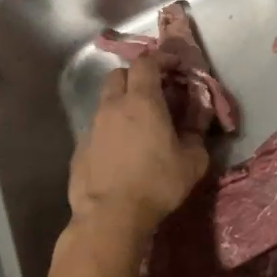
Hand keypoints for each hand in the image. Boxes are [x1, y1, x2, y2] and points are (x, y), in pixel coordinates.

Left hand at [68, 58, 209, 236]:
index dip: (161, 59)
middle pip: (119, 75)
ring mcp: (92, 128)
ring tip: (140, 125)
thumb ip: (197, 135)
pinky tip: (123, 152)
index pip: (146, 63)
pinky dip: (111, 131)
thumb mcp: (193, 161)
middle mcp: (113, 107)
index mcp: (142, 102)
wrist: (110, 217)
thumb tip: (197, 125)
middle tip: (155, 93)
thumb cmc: (157, 183)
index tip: (175, 67)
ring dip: (123, 104)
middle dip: (137, 77)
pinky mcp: (80, 150)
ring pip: (106, 102)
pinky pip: (97, 129)